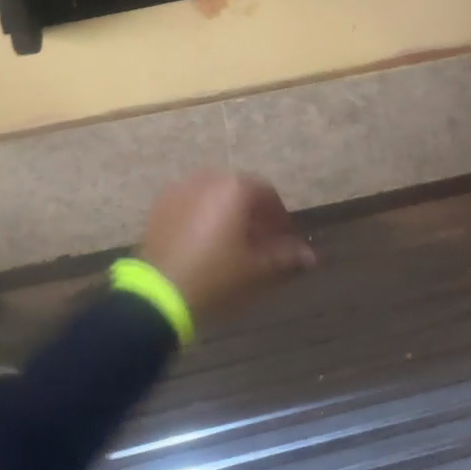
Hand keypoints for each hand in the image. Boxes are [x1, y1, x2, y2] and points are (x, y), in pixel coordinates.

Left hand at [138, 172, 315, 319]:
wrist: (160, 290)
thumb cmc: (216, 276)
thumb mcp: (256, 269)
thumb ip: (285, 257)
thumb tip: (310, 256)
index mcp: (235, 187)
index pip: (267, 194)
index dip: (279, 217)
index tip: (284, 239)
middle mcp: (208, 178)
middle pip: (239, 190)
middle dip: (253, 213)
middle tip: (260, 241)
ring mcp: (181, 187)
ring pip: (213, 194)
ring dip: (227, 211)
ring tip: (232, 242)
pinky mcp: (160, 202)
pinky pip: (190, 202)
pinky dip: (202, 214)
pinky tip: (204, 241)